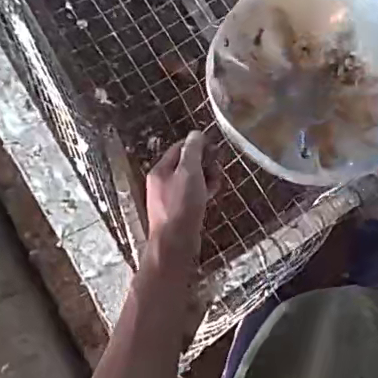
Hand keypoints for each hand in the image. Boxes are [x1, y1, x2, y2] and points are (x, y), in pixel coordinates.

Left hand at [143, 131, 217, 282]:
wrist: (175, 244)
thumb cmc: (181, 206)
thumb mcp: (189, 172)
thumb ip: (193, 151)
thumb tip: (196, 134)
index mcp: (160, 170)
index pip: (180, 148)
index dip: (198, 146)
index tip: (215, 149)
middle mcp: (162, 183)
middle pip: (186, 164)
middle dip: (204, 163)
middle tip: (217, 169)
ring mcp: (169, 199)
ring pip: (191, 180)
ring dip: (206, 178)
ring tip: (215, 186)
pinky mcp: (177, 212)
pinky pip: (192, 195)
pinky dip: (202, 193)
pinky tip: (210, 197)